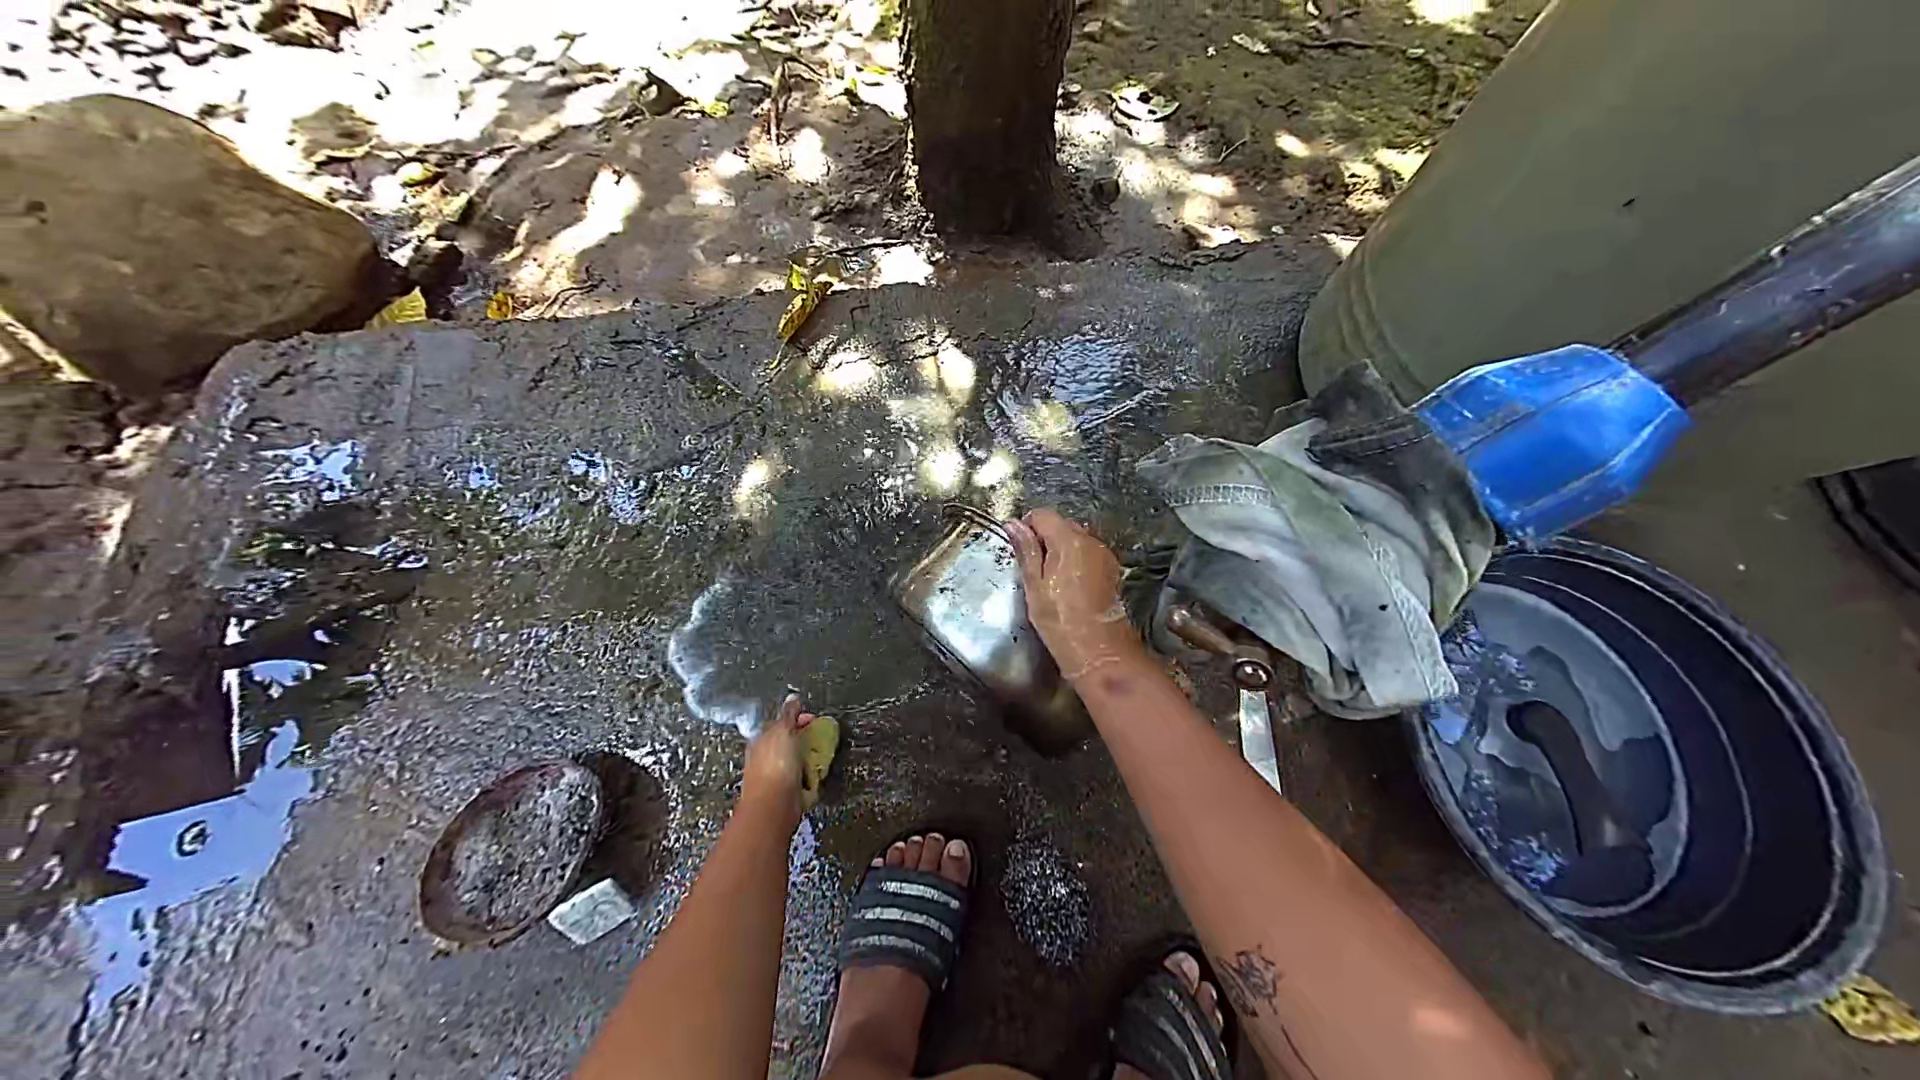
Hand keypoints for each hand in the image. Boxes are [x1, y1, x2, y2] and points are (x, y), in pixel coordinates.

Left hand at [742, 692, 814, 814]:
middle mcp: (764, 757)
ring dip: (808, 759)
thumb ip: (789, 714)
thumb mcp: (783, 730)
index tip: (813, 720)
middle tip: (819, 740)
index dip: (797, 719)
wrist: (774, 805)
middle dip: (805, 740)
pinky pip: (801, 779)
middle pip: (789, 742)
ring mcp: (774, 775)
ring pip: (796, 761)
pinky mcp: (784, 791)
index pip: (780, 723)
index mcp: (761, 739)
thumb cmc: (776, 765)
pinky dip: (809, 777)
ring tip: (819, 760)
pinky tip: (814, 777)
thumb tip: (793, 697)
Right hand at [1003, 508, 1144, 681]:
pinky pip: (1087, 554)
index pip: (1043, 515)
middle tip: (1031, 570)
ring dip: (1059, 551)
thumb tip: (1013, 524)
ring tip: (1049, 581)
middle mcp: (1090, 541)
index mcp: (1069, 541)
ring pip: (1075, 539)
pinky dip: (1075, 562)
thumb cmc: (1061, 620)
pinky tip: (1067, 586)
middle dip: (1043, 539)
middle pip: (1061, 525)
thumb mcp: (1034, 585)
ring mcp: (1103, 555)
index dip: (1026, 527)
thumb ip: (1025, 550)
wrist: (1098, 650)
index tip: (1019, 550)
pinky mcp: (1110, 569)